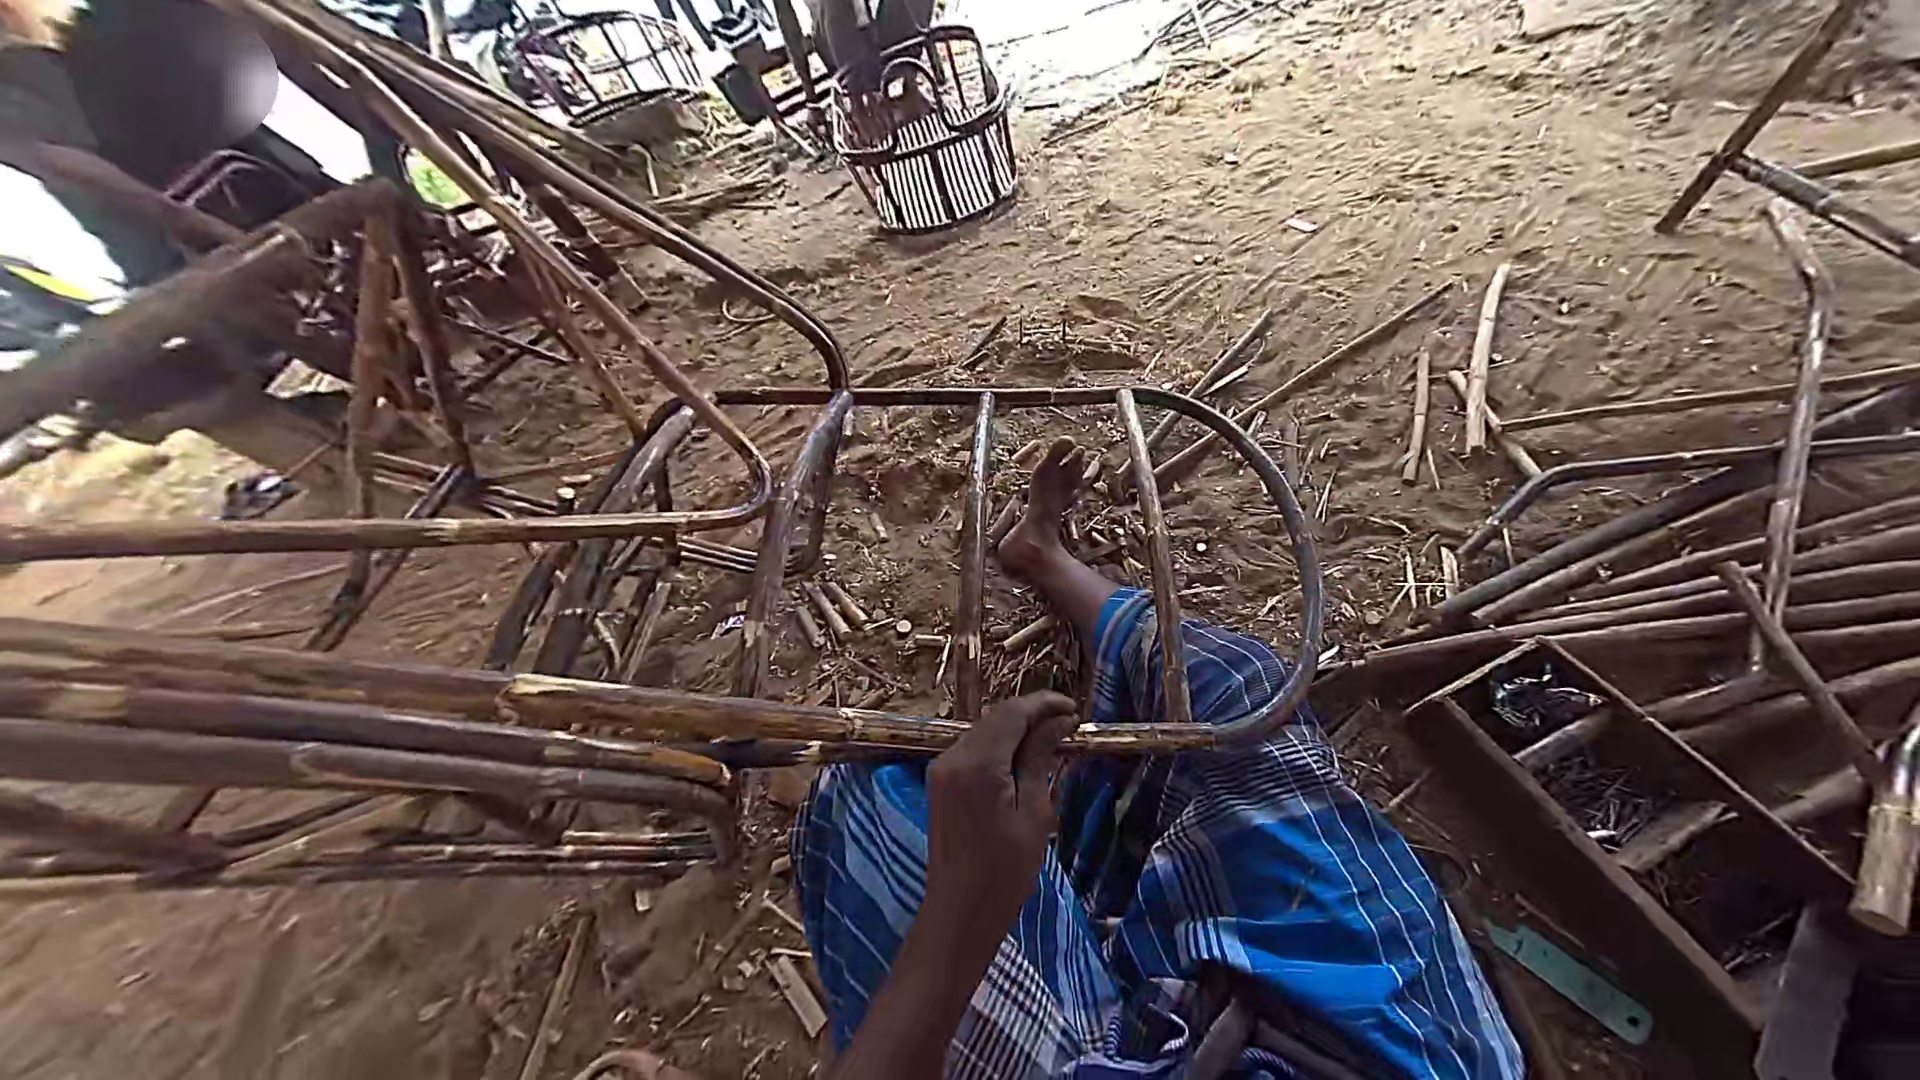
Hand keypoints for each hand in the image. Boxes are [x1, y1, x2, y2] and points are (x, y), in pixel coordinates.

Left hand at [921, 692, 1078, 943]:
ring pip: (984, 731)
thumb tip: (1059, 721)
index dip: (1044, 704)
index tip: (1074, 709)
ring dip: (1016, 730)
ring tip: (1051, 741)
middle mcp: (952, 756)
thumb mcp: (1034, 812)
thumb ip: (1040, 758)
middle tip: (1068, 726)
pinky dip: (999, 746)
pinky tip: (1022, 758)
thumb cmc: (1006, 871)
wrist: (960, 911)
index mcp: (977, 763)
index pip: (1012, 712)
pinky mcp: (939, 780)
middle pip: (996, 718)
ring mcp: (941, 767)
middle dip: (1032, 715)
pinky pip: (973, 748)